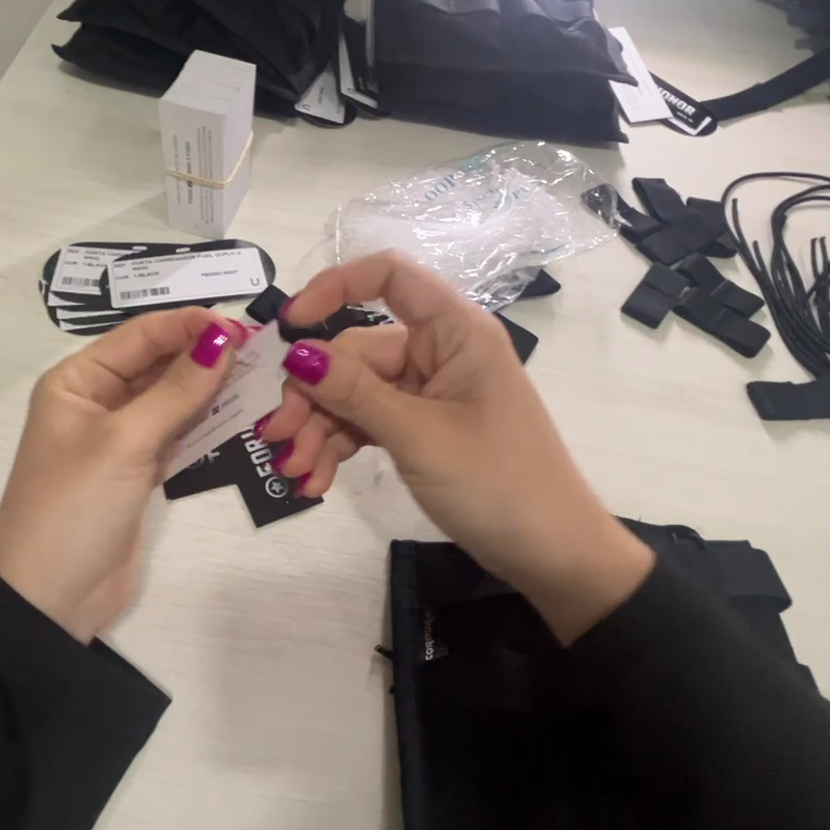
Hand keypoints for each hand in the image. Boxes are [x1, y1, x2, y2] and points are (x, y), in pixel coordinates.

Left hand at [0, 309, 245, 641]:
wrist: (50, 601)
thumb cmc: (74, 507)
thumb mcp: (124, 442)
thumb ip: (177, 390)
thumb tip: (222, 338)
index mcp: (77, 381)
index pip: (139, 336)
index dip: (189, 326)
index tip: (240, 325)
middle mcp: (97, 401)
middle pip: (158, 364)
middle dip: (204, 355)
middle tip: (261, 349)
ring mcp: (121, 438)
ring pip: (173, 399)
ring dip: (211, 388)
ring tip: (261, 375)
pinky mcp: (140, 471)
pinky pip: (179, 433)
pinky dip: (207, 423)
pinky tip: (242, 412)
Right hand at [258, 253, 653, 641]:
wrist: (552, 554)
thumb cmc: (498, 484)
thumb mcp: (418, 436)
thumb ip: (354, 392)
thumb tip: (295, 353)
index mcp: (455, 330)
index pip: (388, 275)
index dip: (334, 287)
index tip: (289, 328)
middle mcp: (439, 350)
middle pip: (356, 351)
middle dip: (313, 395)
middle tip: (277, 439)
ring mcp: (429, 390)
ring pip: (354, 391)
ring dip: (320, 429)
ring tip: (295, 473)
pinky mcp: (421, 424)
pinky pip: (368, 420)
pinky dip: (341, 445)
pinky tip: (316, 481)